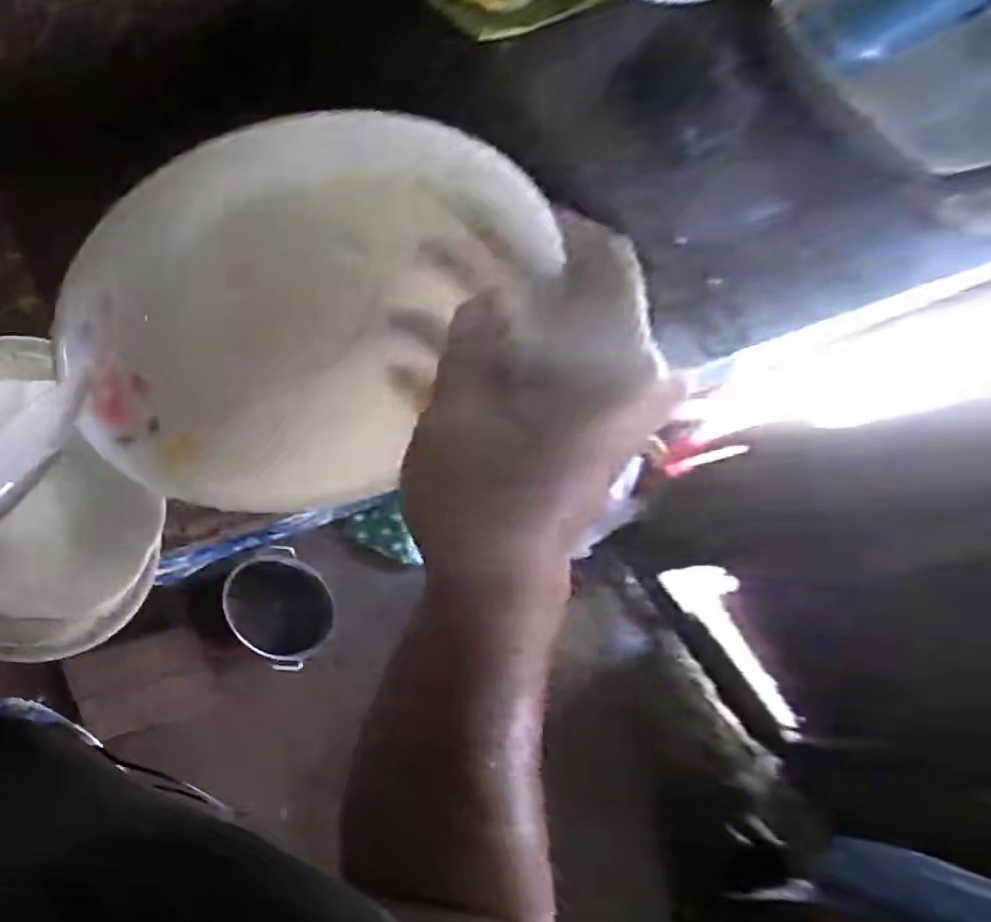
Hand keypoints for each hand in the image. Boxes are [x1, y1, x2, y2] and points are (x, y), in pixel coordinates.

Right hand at [403, 214, 683, 586]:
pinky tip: (433, 368)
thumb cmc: (477, 500)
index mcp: (614, 365)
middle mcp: (629, 377)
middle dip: (507, 283)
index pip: (602, 264)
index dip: (554, 231)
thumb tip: (479, 301)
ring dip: (491, 329)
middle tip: (449, 264)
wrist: (498, 578)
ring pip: (549, 343)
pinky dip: (497, 368)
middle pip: (572, 304)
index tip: (501, 212)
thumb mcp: (458, 418)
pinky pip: (542, 379)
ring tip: (423, 316)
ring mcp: (608, 407)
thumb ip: (471, 349)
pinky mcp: (584, 431)